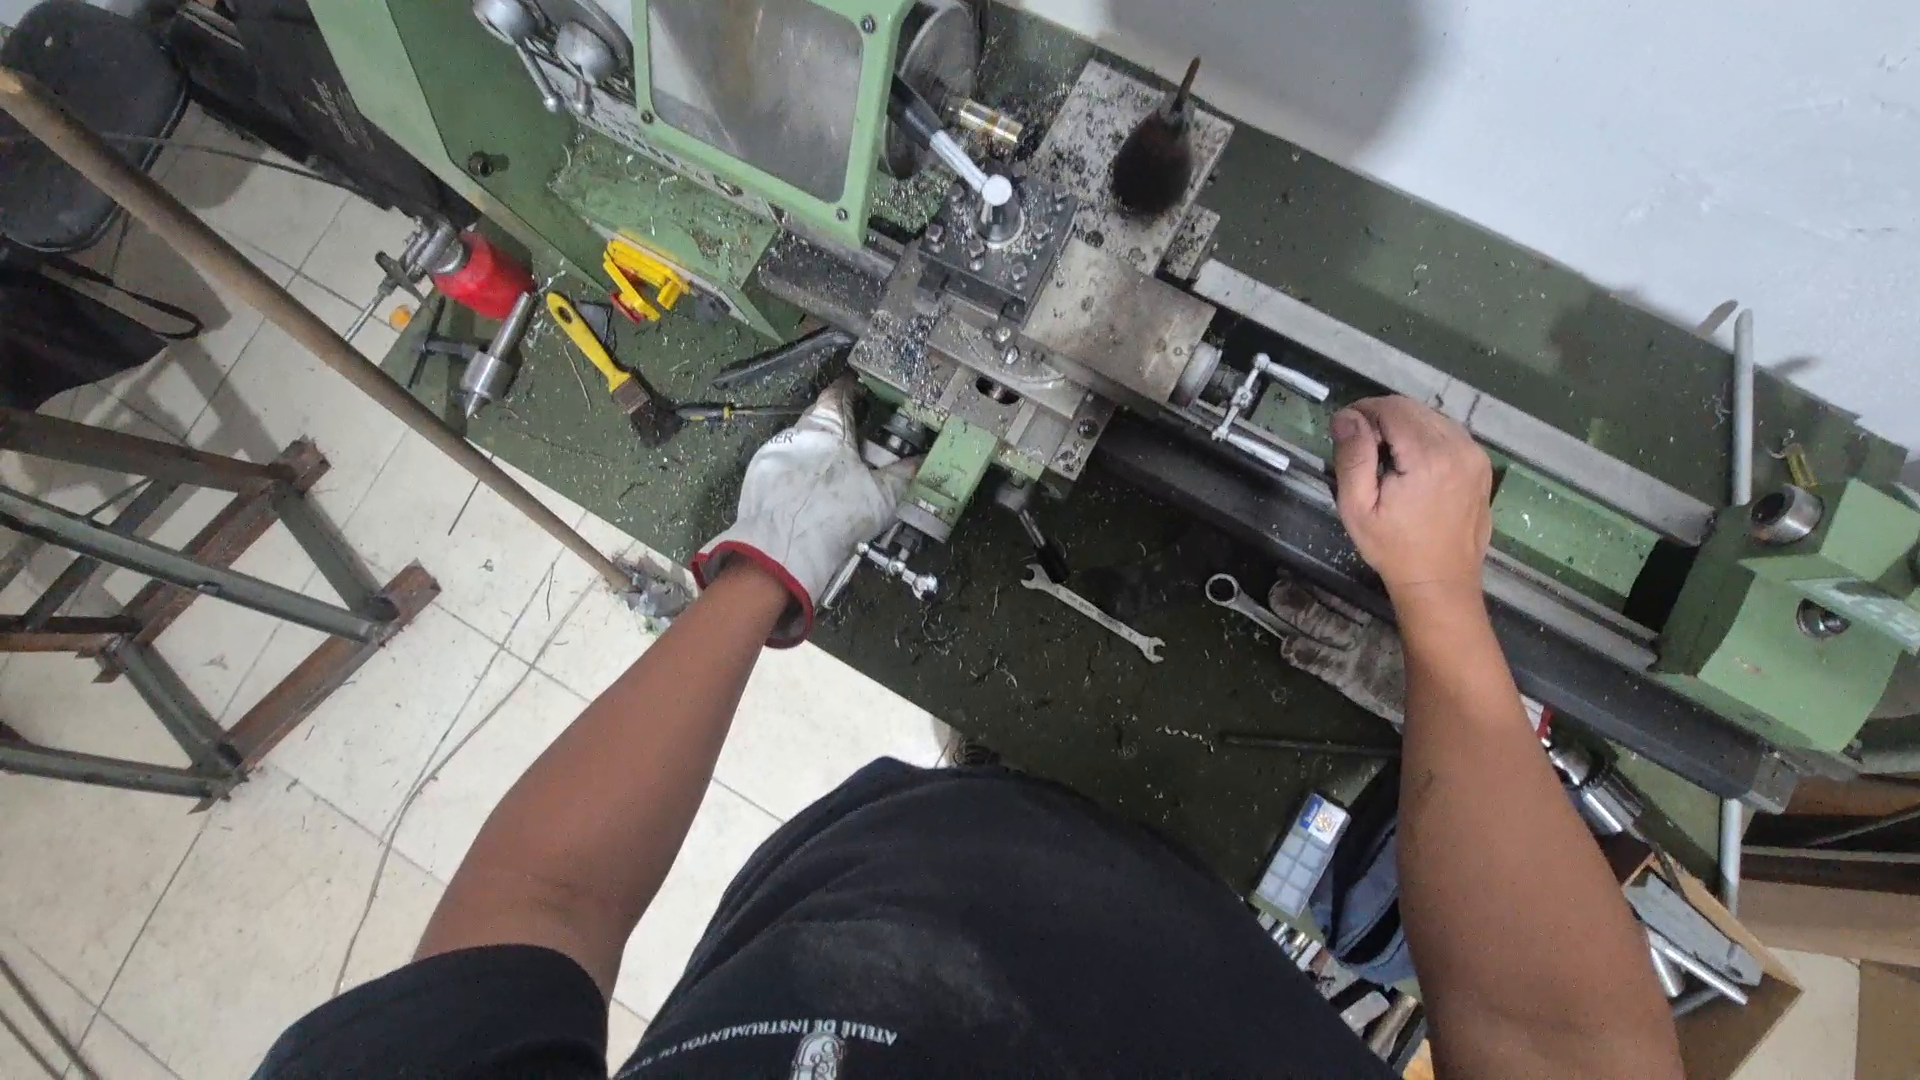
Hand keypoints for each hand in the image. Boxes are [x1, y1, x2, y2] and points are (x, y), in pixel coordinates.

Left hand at [693, 378, 915, 646]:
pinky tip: (809, 493)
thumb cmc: (834, 518)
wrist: (783, 551)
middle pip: (818, 418)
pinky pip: (782, 467)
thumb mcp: (881, 497)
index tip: (859, 389)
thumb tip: (925, 463)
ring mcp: (774, 455)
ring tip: (834, 472)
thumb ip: (905, 475)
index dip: (851, 389)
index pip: (838, 394)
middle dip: (836, 424)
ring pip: (799, 443)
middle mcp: (796, 433)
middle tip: (855, 435)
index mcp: (827, 428)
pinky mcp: (758, 478)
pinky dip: (797, 474)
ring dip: (816, 452)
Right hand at [1329, 396, 1492, 598]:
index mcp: (1428, 457)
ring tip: (1380, 454)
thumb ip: (1352, 457)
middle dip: (1380, 416)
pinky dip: (1421, 435)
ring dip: (1401, 424)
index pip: (1392, 408)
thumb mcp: (1357, 507)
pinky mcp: (1480, 464)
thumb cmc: (1392, 547)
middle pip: (1413, 408)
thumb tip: (1346, 417)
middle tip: (1357, 444)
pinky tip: (1406, 462)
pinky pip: (1447, 432)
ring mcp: (1475, 455)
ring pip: (1431, 416)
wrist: (1440, 580)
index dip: (1362, 411)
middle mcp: (1459, 447)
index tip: (1342, 430)